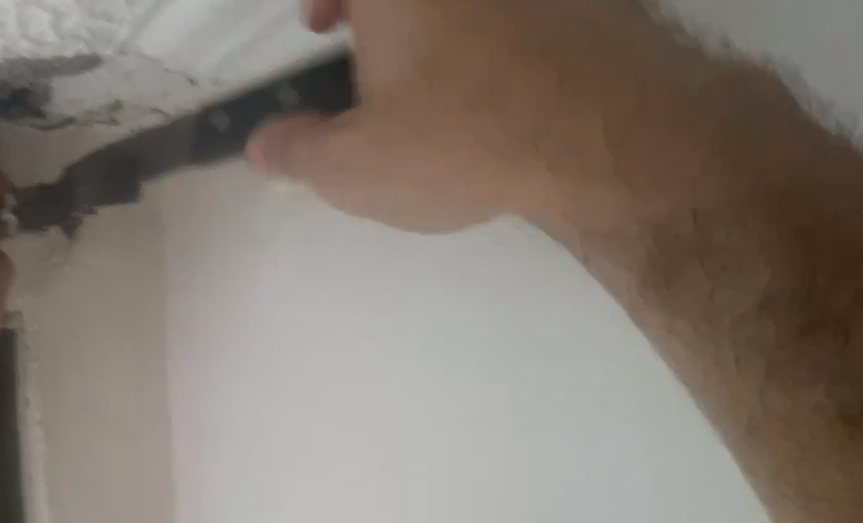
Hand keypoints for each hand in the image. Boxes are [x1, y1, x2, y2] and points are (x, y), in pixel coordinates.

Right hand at [247, 0, 733, 232]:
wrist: (600, 135)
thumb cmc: (454, 141)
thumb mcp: (348, 166)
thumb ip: (294, 152)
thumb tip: (261, 144)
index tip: (319, 24)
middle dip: (380, 10)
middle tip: (366, 50)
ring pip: (464, 5)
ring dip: (437, 20)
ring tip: (426, 79)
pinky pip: (519, 12)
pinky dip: (493, 34)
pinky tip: (490, 86)